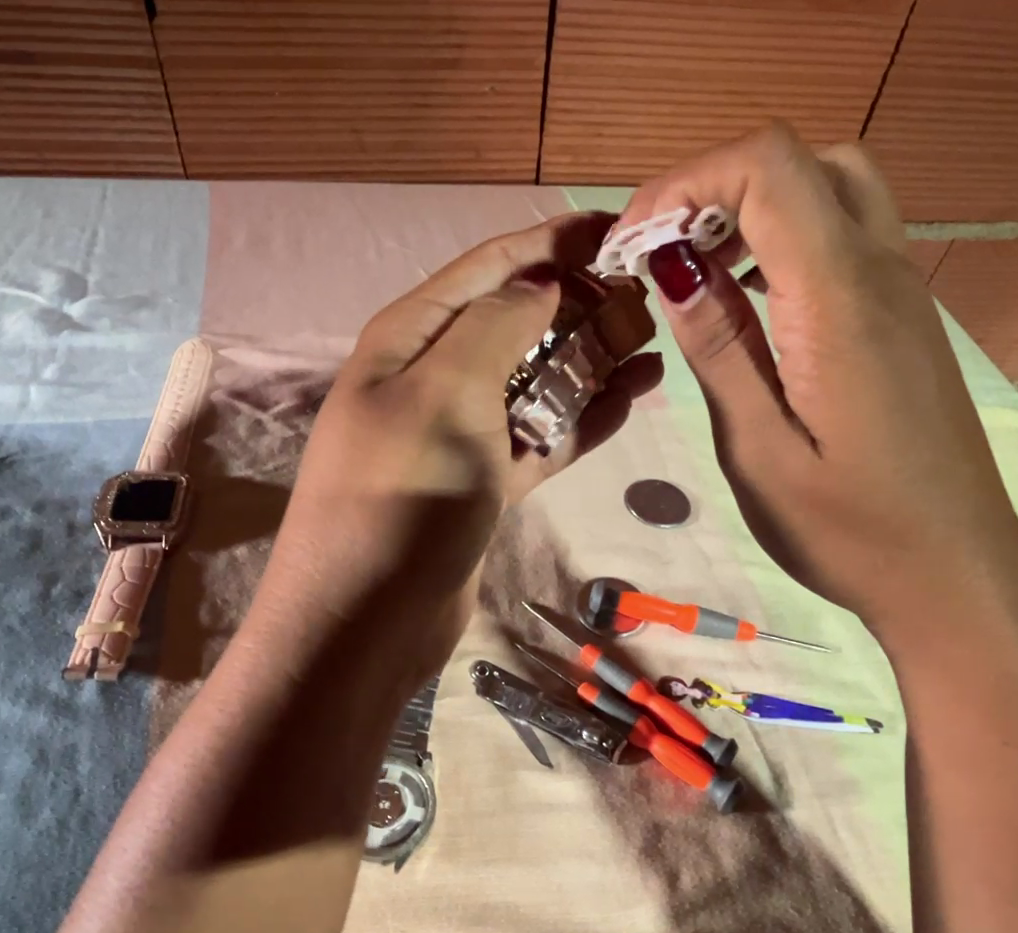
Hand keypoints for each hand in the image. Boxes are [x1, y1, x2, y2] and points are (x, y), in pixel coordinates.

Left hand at [253, 212, 662, 645]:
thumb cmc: (402, 493)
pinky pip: (539, 437)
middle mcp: (431, 376)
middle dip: (578, 305)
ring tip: (652, 349)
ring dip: (589, 363)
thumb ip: (496, 323)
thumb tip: (540, 280)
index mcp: (409, 337)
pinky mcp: (481, 484)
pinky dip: (580, 420)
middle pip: (517, 322)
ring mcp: (458, 434)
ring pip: (534, 382)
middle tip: (647, 299)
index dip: (551, 242)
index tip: (616, 227)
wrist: (365, 620)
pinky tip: (628, 403)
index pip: (488, 268)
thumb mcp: (444, 390)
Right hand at [616, 122, 1017, 627]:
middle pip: (804, 162)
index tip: (629, 242)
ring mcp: (903, 292)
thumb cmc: (850, 531)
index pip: (767, 168)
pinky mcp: (905, 319)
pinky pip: (847, 239)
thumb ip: (719, 349)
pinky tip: (750, 304)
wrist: (956, 572)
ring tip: (696, 274)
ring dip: (754, 209)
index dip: (684, 181)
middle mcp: (881, 273)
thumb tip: (671, 265)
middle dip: (716, 187)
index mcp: (840, 300)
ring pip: (832, 192)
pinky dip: (786, 240)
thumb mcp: (759, 451)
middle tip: (660, 253)